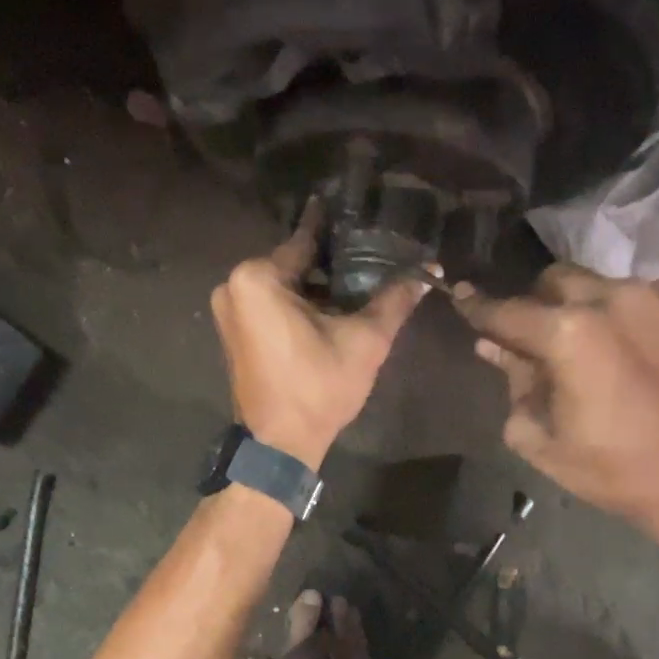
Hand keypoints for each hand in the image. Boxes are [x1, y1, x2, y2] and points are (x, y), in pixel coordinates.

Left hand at [211, 201, 428, 468]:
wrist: (280, 446)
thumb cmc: (316, 389)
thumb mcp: (363, 342)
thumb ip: (393, 301)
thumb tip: (430, 274)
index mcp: (257, 278)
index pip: (307, 241)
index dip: (341, 233)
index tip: (363, 213)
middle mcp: (233, 286)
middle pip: (294, 264)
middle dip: (330, 265)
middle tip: (373, 257)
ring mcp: (229, 311)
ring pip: (283, 287)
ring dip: (315, 288)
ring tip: (359, 284)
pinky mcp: (233, 334)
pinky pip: (269, 306)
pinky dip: (297, 306)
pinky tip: (330, 310)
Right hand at [457, 266, 658, 546]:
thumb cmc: (615, 469)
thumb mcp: (541, 440)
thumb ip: (513, 384)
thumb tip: (494, 348)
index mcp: (568, 333)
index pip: (507, 311)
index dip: (478, 308)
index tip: (460, 297)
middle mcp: (615, 297)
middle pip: (556, 279)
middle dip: (538, 304)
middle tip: (538, 339)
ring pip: (606, 284)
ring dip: (590, 308)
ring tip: (598, 347)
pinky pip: (654, 295)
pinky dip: (637, 316)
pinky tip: (642, 351)